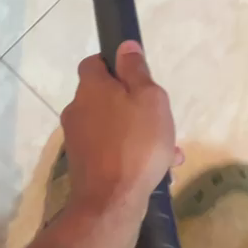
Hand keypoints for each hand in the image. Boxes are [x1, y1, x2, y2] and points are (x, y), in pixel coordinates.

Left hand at [59, 41, 176, 225]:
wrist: (111, 201)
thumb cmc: (136, 143)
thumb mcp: (149, 98)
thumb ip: (136, 71)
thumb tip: (124, 46)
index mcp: (91, 87)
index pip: (94, 63)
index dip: (115, 65)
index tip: (137, 77)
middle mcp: (77, 109)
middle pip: (106, 97)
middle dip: (135, 107)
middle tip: (161, 121)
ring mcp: (78, 138)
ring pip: (113, 127)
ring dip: (140, 135)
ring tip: (169, 153)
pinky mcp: (83, 164)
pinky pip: (111, 150)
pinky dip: (131, 155)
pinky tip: (158, 170)